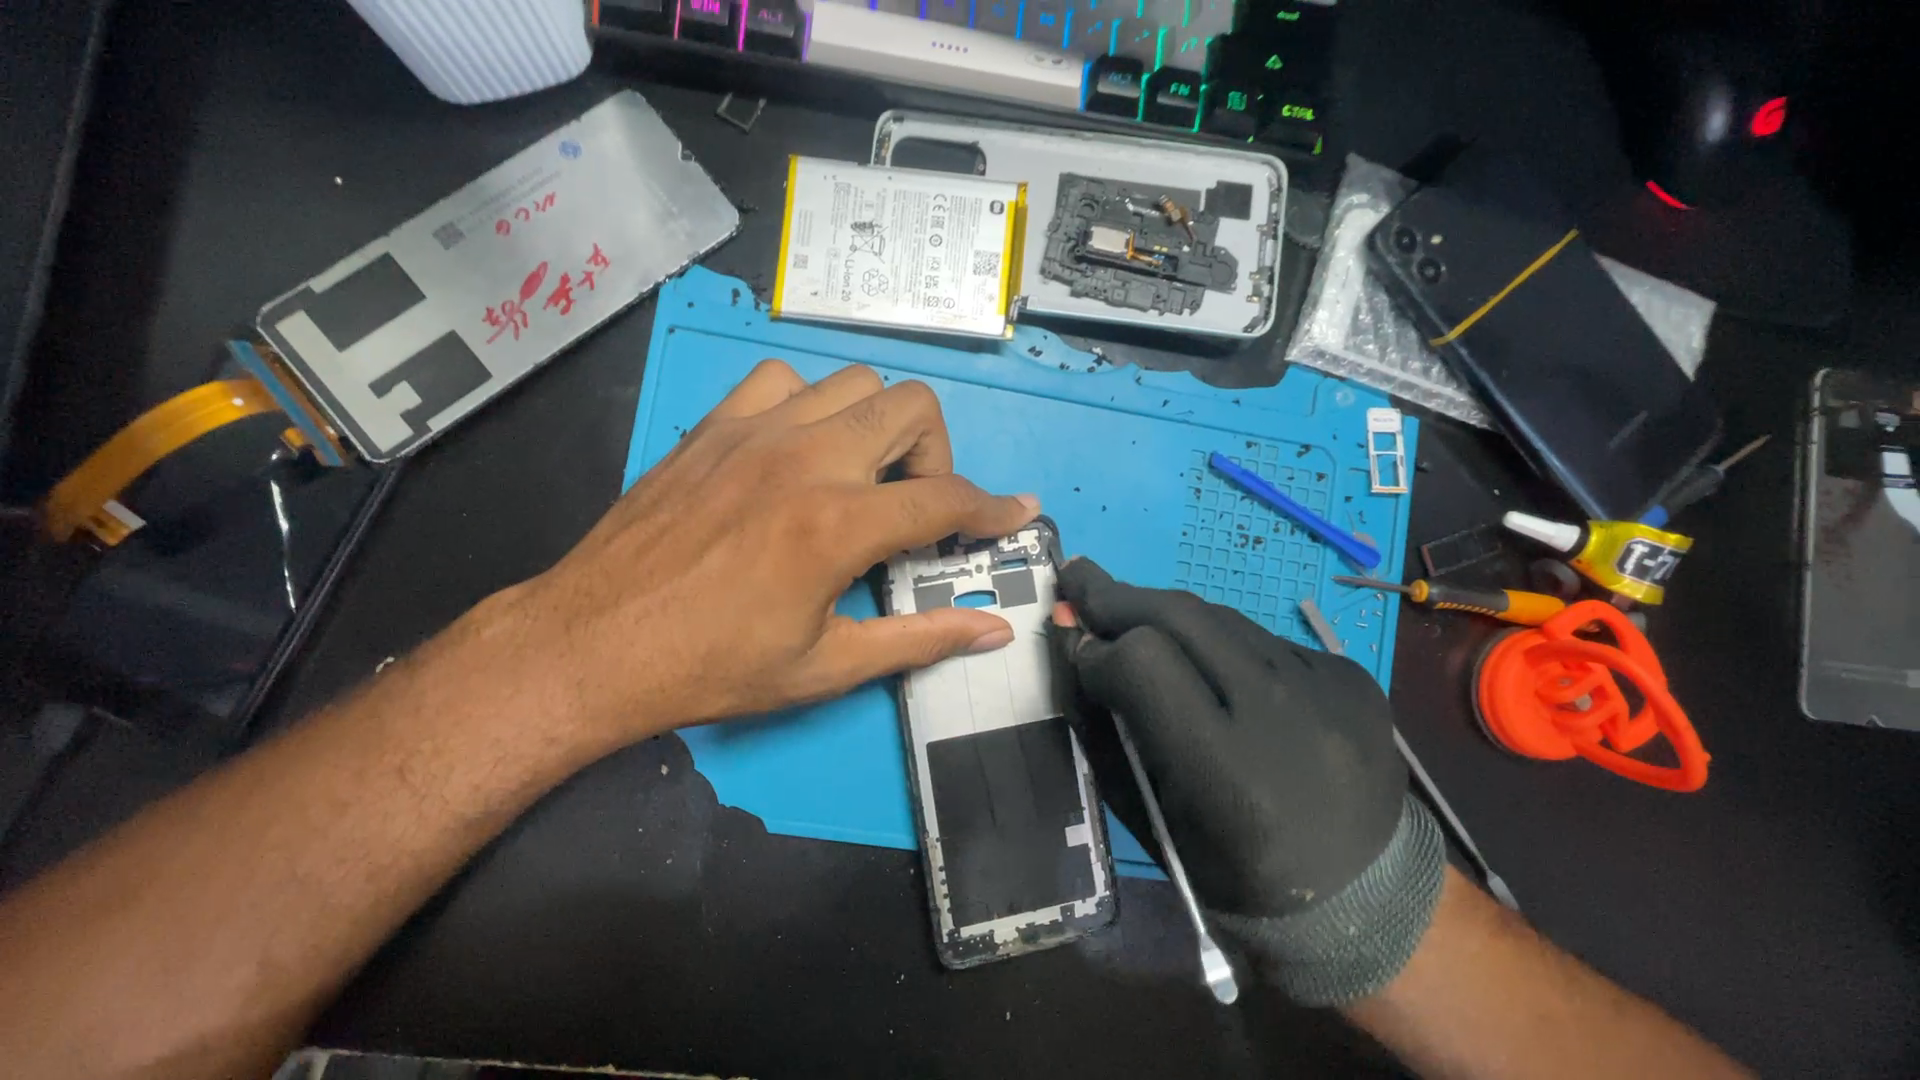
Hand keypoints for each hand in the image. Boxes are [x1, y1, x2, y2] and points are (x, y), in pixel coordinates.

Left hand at [496, 359, 1037, 746]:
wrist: (595, 643)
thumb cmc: (713, 667)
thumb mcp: (827, 667)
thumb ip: (919, 640)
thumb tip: (992, 632)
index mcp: (838, 525)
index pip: (945, 499)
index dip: (994, 508)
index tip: (1017, 512)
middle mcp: (806, 459)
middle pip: (912, 409)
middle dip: (938, 457)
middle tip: (915, 509)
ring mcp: (756, 432)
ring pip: (854, 383)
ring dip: (877, 425)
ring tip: (860, 477)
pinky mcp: (715, 426)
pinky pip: (784, 380)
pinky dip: (811, 406)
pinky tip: (797, 452)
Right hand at [1050, 558, 1444, 1004]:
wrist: (1363, 894)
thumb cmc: (1235, 873)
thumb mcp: (1153, 816)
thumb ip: (1108, 730)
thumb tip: (1076, 645)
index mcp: (1228, 772)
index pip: (1143, 661)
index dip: (1098, 649)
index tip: (1077, 652)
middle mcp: (1284, 714)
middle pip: (1181, 616)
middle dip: (1119, 597)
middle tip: (1079, 581)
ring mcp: (1326, 687)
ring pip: (1222, 619)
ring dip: (1170, 619)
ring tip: (1137, 622)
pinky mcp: (1350, 674)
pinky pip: (1264, 640)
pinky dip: (1224, 646)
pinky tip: (1213, 669)